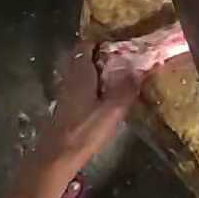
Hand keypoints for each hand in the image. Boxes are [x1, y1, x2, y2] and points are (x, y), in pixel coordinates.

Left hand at [27, 43, 132, 180]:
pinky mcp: (64, 106)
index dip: (100, 41)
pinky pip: (77, 86)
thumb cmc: (84, 130)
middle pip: (81, 57)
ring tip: (114, 75)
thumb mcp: (111, 111)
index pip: (85, 46)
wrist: (57, 156)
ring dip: (93, 70)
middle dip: (98, 55)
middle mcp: (70, 78)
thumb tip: (141, 69)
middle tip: (119, 58)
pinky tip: (101, 96)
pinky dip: (89, 84)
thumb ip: (126, 90)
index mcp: (80, 74)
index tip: (117, 43)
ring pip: (78, 72)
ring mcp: (65, 92)